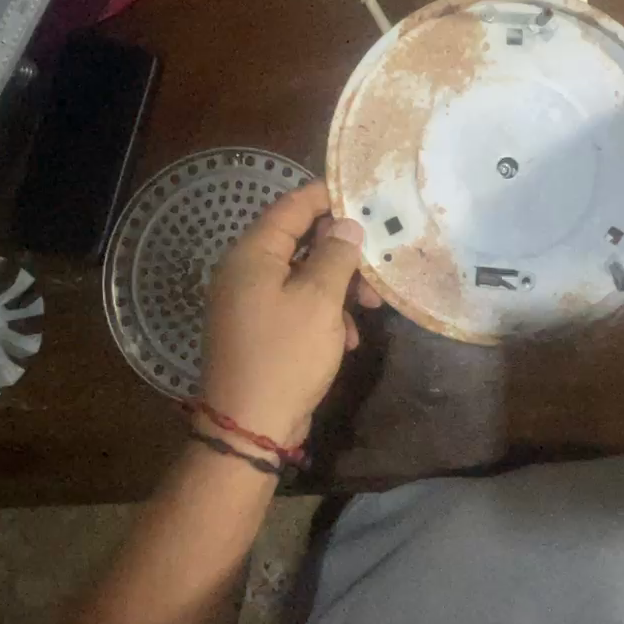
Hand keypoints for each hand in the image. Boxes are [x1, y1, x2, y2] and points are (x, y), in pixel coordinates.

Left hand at [201, 182, 378, 448]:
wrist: (249, 428)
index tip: (365, 196)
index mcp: (253, 255)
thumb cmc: (286, 355)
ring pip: (304, 276)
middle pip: (301, 242)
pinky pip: (297, 305)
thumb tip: (347, 225)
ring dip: (340, 287)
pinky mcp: (261, 330)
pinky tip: (348, 339)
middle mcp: (246, 272)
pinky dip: (325, 314)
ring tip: (371, 307)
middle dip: (343, 252)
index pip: (292, 206)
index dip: (329, 196)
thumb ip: (336, 256)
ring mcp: (251, 302)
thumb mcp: (319, 300)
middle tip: (378, 263)